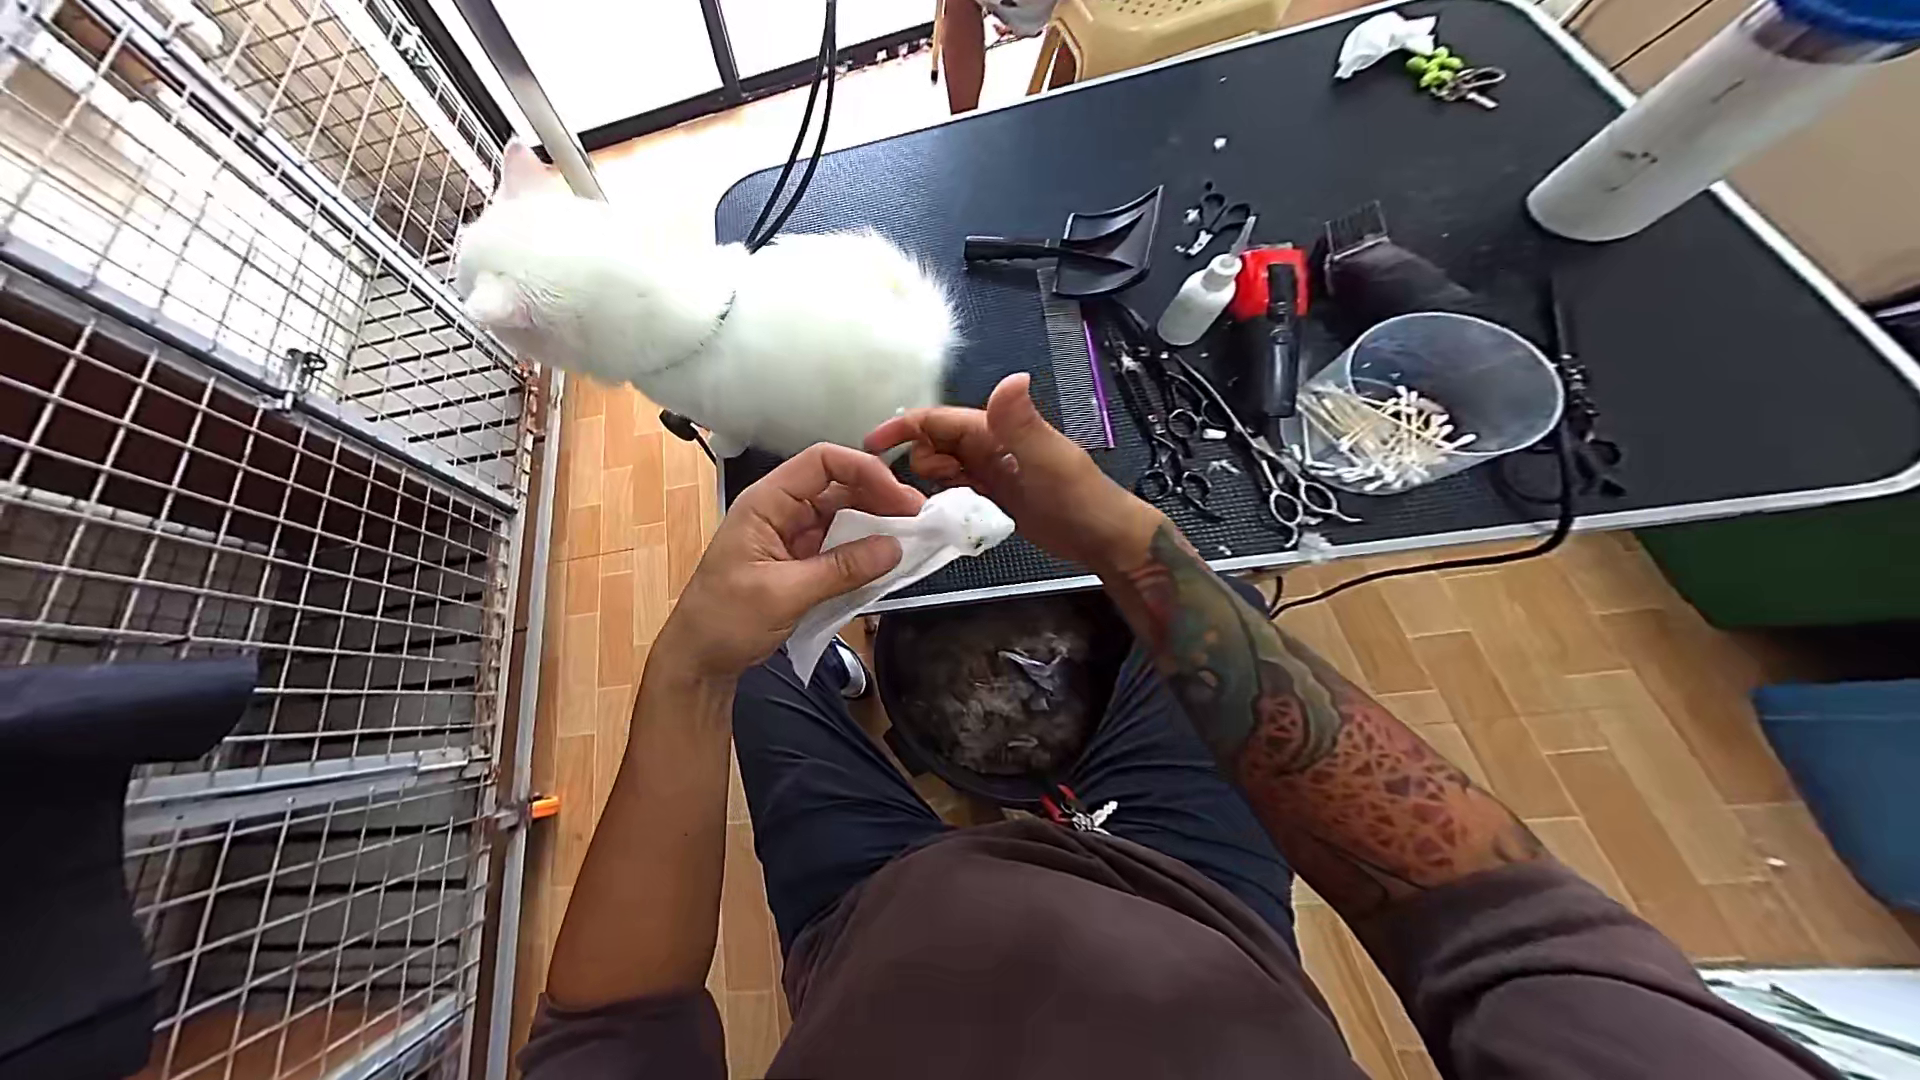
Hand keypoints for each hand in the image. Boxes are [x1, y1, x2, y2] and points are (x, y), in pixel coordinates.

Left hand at [656, 444, 924, 680]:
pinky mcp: (806, 560)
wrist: (700, 659)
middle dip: (880, 498)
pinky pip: (844, 545)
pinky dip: (868, 550)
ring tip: (911, 539)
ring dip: (878, 525)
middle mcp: (784, 511)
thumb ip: (841, 569)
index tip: (899, 498)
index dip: (865, 471)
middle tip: (917, 520)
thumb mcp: (783, 593)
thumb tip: (894, 548)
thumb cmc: (723, 620)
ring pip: (846, 516)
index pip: (822, 463)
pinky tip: (889, 560)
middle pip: (841, 486)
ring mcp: (796, 536)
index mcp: (767, 503)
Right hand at [865, 373, 1161, 572]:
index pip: (940, 419)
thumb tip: (1009, 378)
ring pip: (942, 466)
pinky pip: (955, 488)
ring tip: (935, 505)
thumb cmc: (1079, 499)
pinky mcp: (993, 495)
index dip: (904, 427)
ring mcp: (991, 471)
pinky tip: (943, 512)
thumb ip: (1023, 424)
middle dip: (917, 459)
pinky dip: (942, 495)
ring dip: (929, 480)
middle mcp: (990, 445)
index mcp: (998, 430)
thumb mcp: (1050, 460)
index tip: (872, 445)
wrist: (1101, 538)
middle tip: (929, 490)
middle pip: (935, 442)